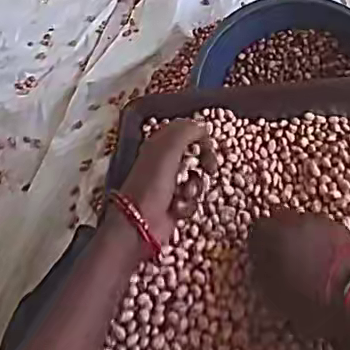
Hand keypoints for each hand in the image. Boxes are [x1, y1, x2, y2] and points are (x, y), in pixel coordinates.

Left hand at [116, 119, 216, 246]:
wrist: (140, 223)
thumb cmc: (152, 183)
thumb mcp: (168, 149)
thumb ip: (186, 132)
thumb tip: (203, 125)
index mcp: (159, 144)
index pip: (184, 130)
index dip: (199, 135)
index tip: (209, 144)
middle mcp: (164, 161)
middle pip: (194, 153)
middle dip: (204, 161)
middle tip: (210, 168)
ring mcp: (170, 184)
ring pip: (196, 178)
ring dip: (194, 186)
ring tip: (184, 194)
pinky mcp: (175, 204)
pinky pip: (193, 199)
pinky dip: (188, 204)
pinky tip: (178, 208)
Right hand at [248, 211, 349, 337]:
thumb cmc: (312, 303)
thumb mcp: (277, 298)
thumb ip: (264, 275)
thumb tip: (260, 267)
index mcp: (273, 237)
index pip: (256, 229)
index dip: (257, 243)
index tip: (260, 256)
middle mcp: (294, 221)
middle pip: (279, 218)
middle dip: (279, 233)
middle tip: (282, 255)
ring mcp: (318, 222)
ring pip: (302, 222)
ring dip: (300, 234)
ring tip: (307, 259)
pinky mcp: (339, 227)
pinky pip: (322, 228)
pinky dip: (320, 239)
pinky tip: (325, 260)